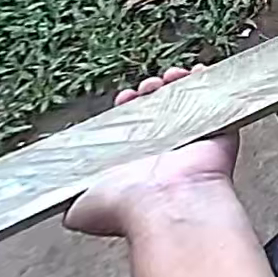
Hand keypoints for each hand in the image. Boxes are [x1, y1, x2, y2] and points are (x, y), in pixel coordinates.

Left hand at [65, 65, 242, 238]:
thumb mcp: (79, 205)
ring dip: (179, 84)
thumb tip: (57, 197)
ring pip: (187, 101)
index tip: (125, 97)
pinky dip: (210, 82)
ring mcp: (194, 136)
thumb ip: (71, 194)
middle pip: (161, 108)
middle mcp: (165, 147)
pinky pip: (218, 99)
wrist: (169, 199)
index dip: (128, 106)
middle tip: (149, 85)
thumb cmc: (127, 204)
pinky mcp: (220, 128)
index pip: (133, 124)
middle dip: (154, 91)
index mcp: (135, 159)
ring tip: (171, 75)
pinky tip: (199, 71)